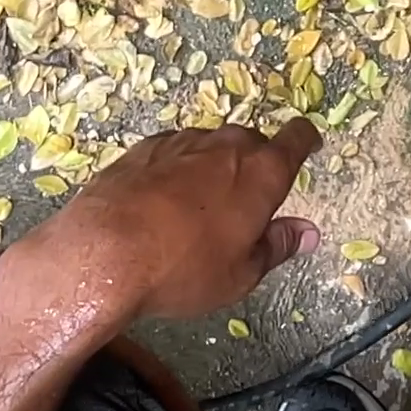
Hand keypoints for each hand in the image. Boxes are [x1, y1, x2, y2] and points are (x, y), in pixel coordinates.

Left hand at [3, 120, 321, 325]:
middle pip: (254, 143)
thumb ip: (279, 246)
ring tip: (195, 211)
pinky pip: (177, 152)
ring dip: (214, 169)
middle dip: (254, 167)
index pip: (298, 136)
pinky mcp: (148, 146)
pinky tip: (160, 203)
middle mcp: (231, 144)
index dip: (305, 140)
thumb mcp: (241, 274)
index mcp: (264, 170)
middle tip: (242, 206)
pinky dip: (178, 170)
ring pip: (213, 147)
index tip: (307, 148)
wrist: (101, 253)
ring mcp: (187, 141)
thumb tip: (309, 232)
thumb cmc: (184, 269)